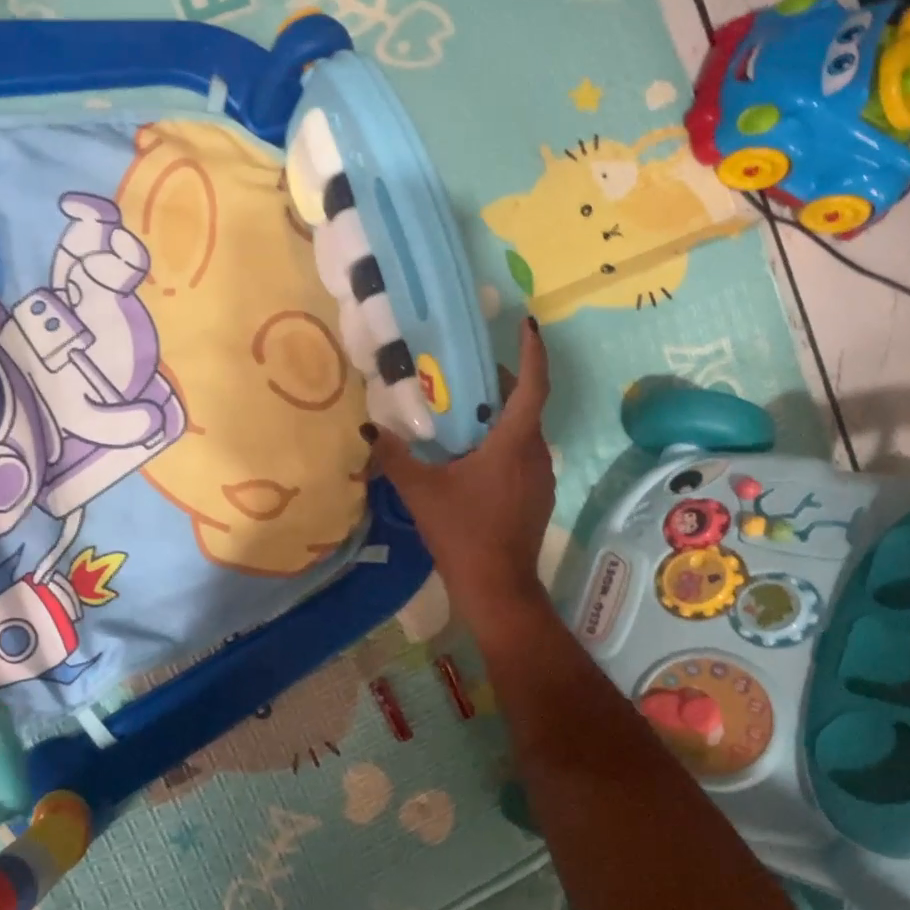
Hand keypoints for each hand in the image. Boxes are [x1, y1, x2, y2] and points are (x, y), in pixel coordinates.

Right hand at [368, 317, 555, 637]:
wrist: (496, 586)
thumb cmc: (462, 533)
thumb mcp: (421, 491)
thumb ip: (395, 456)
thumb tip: (369, 428)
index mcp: (514, 443)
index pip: (532, 385)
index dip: (531, 351)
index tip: (526, 324)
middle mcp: (536, 453)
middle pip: (526, 405)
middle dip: (503, 383)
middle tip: (468, 370)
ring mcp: (540, 477)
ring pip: (524, 432)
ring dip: (500, 416)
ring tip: (463, 410)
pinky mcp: (535, 496)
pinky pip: (521, 454)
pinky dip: (501, 442)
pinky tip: (470, 454)